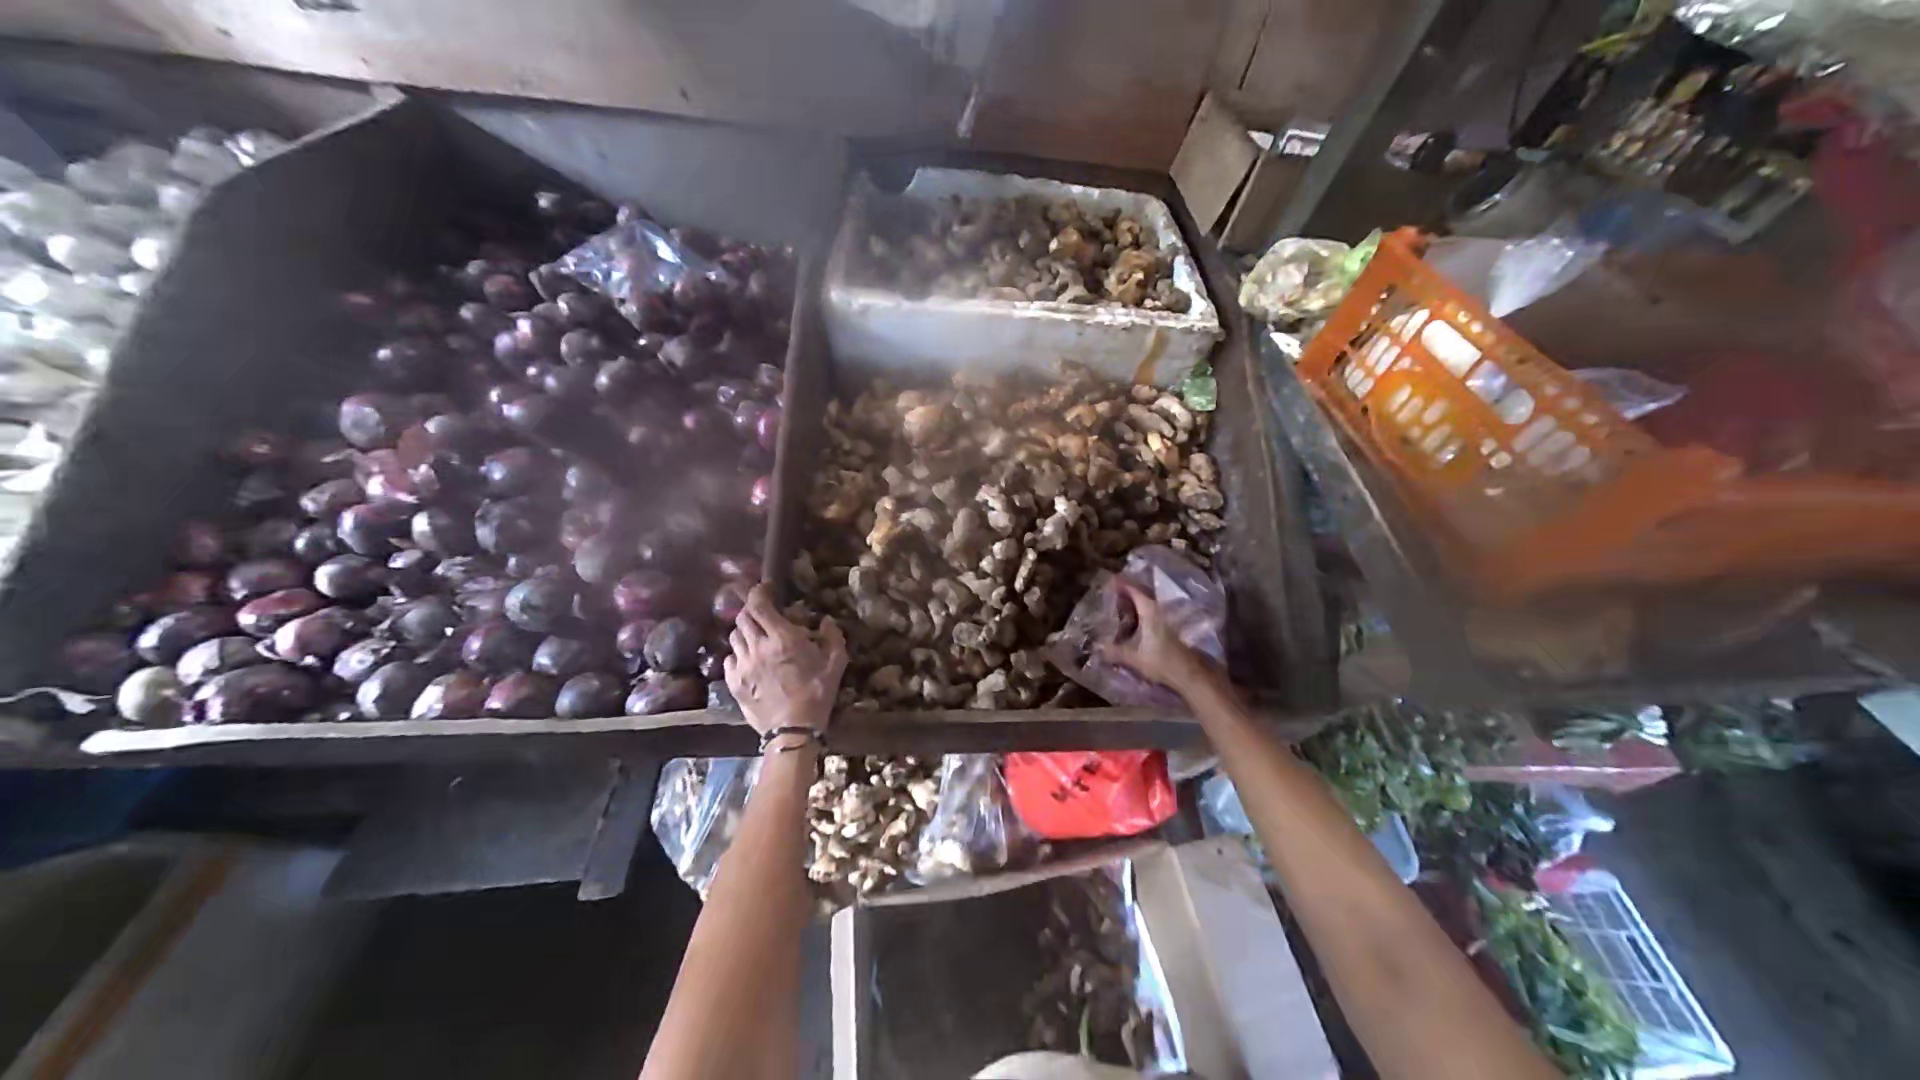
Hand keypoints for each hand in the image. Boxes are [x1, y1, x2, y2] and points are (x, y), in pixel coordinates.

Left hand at [724, 584, 847, 739]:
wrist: (794, 730)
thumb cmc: (817, 694)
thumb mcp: (835, 663)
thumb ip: (832, 637)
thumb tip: (825, 621)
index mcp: (782, 638)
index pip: (759, 604)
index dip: (759, 591)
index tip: (766, 588)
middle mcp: (757, 647)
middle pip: (743, 617)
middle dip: (753, 611)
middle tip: (764, 614)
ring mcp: (742, 665)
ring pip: (734, 636)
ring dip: (745, 632)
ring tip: (757, 638)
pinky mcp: (733, 682)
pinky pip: (729, 659)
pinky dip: (738, 654)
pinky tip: (749, 660)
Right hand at [1097, 577, 1211, 696]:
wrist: (1188, 674)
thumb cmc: (1161, 662)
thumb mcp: (1134, 658)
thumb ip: (1115, 652)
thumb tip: (1096, 648)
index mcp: (1149, 612)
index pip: (1134, 591)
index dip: (1122, 584)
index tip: (1110, 579)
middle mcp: (1158, 611)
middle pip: (1140, 596)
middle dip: (1126, 592)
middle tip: (1110, 591)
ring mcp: (1164, 620)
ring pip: (1145, 605)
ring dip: (1133, 603)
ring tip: (1117, 604)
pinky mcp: (1167, 629)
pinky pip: (1149, 614)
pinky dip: (1138, 613)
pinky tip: (1130, 621)